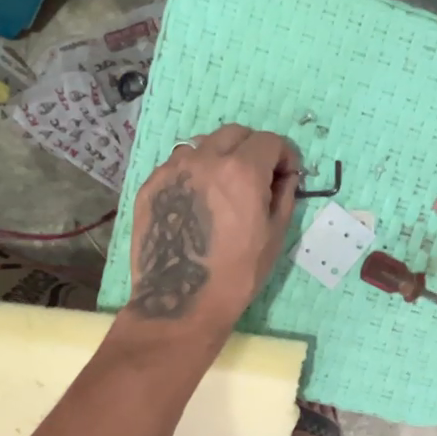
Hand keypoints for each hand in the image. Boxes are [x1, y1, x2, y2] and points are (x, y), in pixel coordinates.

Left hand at [122, 125, 300, 339]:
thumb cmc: (238, 274)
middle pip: (234, 133)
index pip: (268, 140)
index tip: (284, 174)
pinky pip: (176, 166)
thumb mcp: (274, 236)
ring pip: (202, 146)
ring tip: (222, 190)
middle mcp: (205, 159)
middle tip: (256, 178)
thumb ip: (283, 196)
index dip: (283, 155)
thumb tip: (286, 176)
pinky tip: (195, 204)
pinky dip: (192, 175)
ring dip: (219, 157)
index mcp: (242, 170)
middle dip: (251, 149)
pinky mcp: (150, 186)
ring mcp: (172, 170)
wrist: (181, 302)